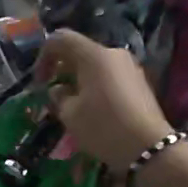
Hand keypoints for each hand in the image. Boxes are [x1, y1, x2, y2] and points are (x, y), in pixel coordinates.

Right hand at [37, 29, 172, 168]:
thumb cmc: (103, 128)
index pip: (61, 39)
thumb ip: (59, 97)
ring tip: (73, 104)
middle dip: (62, 69)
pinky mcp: (139, 82)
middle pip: (80, 51)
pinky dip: (96, 86)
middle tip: (53, 94)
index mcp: (93, 55)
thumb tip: (59, 90)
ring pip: (96, 65)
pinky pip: (110, 76)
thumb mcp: (70, 115)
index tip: (39, 82)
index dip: (44, 56)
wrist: (148, 147)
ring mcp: (130, 67)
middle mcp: (113, 53)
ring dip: (79, 79)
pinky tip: (94, 109)